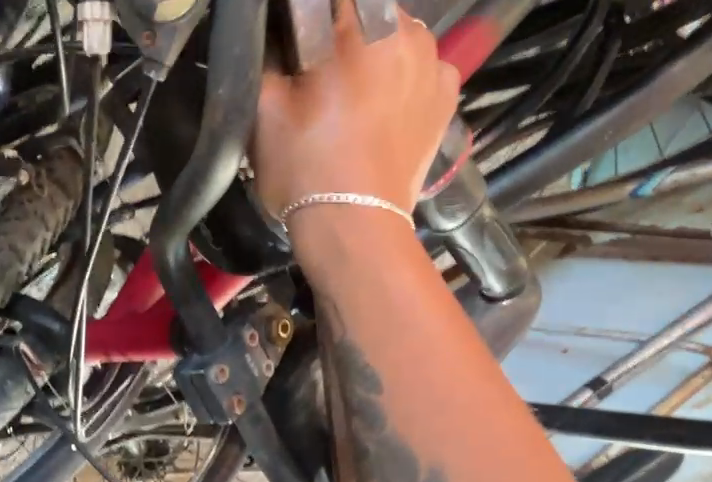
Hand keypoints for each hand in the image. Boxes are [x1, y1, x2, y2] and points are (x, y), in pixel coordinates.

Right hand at [252, 5, 458, 222]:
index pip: (329, 0)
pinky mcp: (448, 98)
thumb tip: (273, 39)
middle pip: (368, 14)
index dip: (309, 19)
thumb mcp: (263, 111)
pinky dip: (402, 84)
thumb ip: (267, 57)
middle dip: (343, 38)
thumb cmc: (306, 168)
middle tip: (320, 81)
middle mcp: (409, 30)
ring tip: (351, 101)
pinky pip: (421, 73)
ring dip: (374, 59)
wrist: (356, 229)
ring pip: (396, 41)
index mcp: (362, 23)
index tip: (295, 51)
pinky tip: (381, 114)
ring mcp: (436, 63)